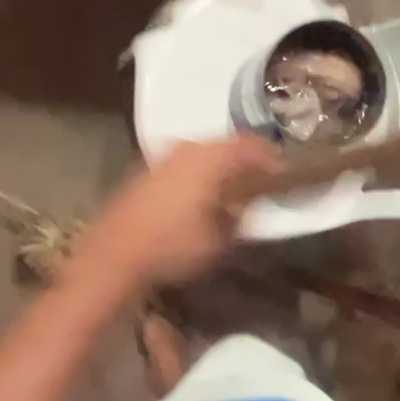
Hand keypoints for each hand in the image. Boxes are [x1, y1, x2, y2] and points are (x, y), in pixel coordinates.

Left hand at [67, 138, 281, 289]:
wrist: (114, 255)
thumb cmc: (173, 246)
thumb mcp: (220, 239)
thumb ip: (240, 215)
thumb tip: (246, 206)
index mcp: (211, 156)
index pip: (253, 145)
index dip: (273, 158)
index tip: (285, 175)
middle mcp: (187, 147)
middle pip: (226, 146)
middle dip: (245, 163)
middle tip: (260, 184)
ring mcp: (162, 157)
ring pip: (202, 154)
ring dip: (219, 169)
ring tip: (232, 193)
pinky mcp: (145, 172)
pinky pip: (183, 165)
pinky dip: (197, 176)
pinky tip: (200, 199)